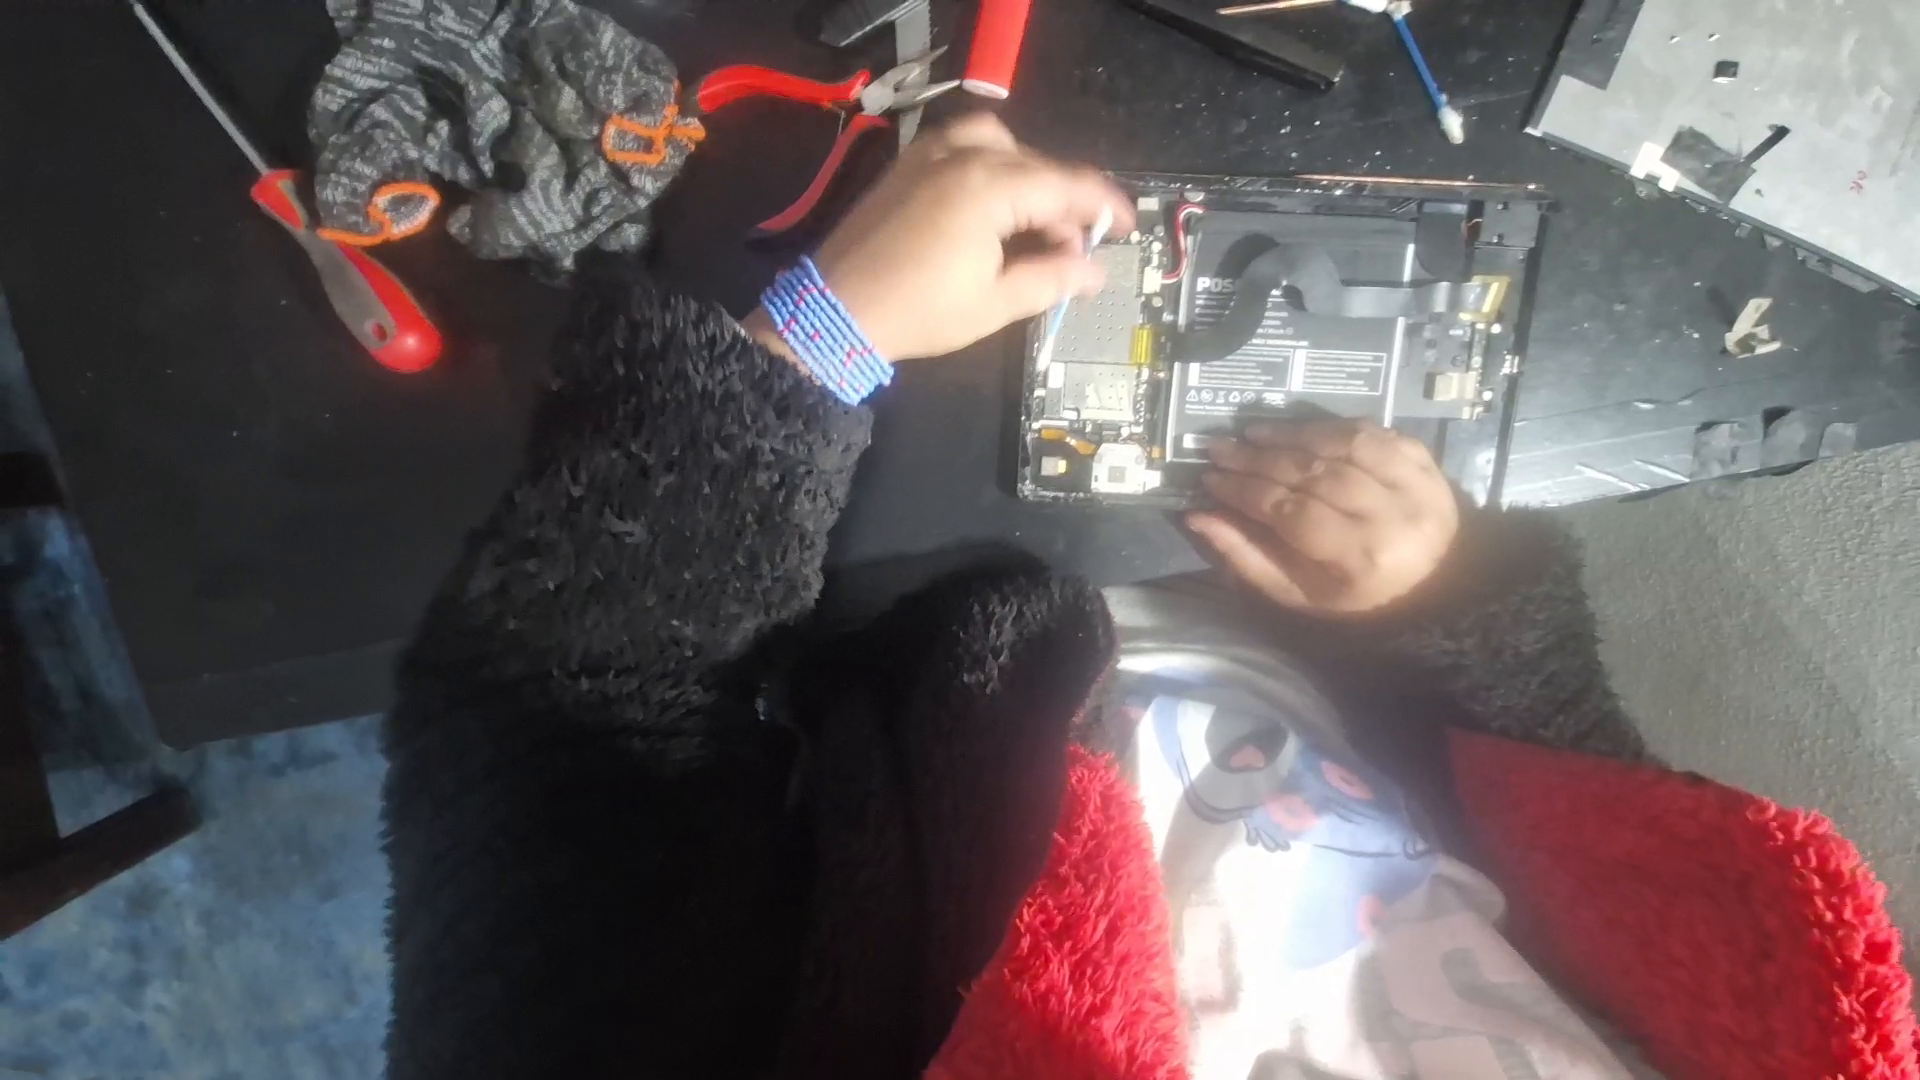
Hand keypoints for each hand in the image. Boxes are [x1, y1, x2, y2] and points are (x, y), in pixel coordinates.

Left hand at [751, 114, 1133, 362]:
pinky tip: (993, 212)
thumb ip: (1052, 280)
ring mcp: (930, 152)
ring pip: (1004, 149)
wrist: (836, 311)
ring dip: (1030, 184)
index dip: (1106, 207)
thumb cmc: (918, 313)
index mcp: (990, 187)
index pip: (1068, 185)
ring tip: (1033, 231)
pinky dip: (994, 172)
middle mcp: (964, 154)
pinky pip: (966, 149)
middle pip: (1038, 166)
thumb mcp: (994, 304)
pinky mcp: (909, 164)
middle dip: (1065, 207)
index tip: (1129, 228)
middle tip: (1073, 253)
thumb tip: (1095, 272)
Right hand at [1185, 419, 1460, 615]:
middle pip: (1313, 474)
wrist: (1436, 587)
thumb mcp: (1294, 593)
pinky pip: (1373, 433)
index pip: (1289, 511)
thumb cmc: (1354, 598)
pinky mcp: (1426, 463)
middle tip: (1220, 448)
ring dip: (1291, 434)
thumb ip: (1244, 555)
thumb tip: (1197, 516)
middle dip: (1258, 459)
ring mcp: (1414, 484)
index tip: (1209, 478)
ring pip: (1342, 445)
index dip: (1244, 491)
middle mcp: (1391, 516)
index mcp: (1358, 557)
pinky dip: (1332, 426)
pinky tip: (1301, 428)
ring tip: (1253, 432)